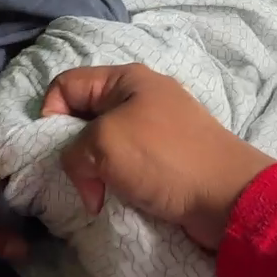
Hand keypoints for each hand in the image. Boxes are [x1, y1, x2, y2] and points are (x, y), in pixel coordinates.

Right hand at [43, 64, 274, 249]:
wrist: (227, 198)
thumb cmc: (163, 159)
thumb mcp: (103, 143)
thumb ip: (72, 152)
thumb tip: (85, 179)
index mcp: (126, 78)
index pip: (66, 85)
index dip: (49, 114)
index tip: (52, 148)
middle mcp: (140, 97)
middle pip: (83, 115)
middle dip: (70, 147)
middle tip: (73, 175)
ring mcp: (155, 128)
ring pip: (102, 143)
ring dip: (92, 169)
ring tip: (95, 193)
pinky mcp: (165, 158)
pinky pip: (124, 163)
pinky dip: (113, 180)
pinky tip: (113, 198)